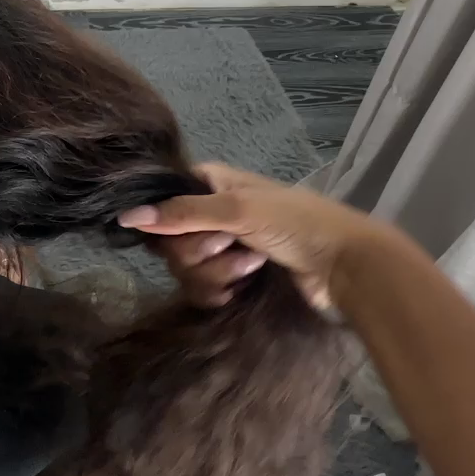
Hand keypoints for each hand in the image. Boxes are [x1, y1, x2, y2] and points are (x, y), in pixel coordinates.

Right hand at [118, 162, 405, 310]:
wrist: (347, 268)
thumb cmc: (297, 224)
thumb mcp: (238, 210)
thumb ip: (181, 214)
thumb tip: (127, 217)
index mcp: (210, 184)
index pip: (162, 202)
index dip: (167, 220)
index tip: (189, 228)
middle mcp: (209, 213)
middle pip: (169, 241)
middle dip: (199, 252)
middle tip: (232, 245)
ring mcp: (220, 248)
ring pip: (183, 269)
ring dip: (217, 272)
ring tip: (252, 266)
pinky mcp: (230, 280)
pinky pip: (200, 291)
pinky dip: (220, 291)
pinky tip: (247, 284)